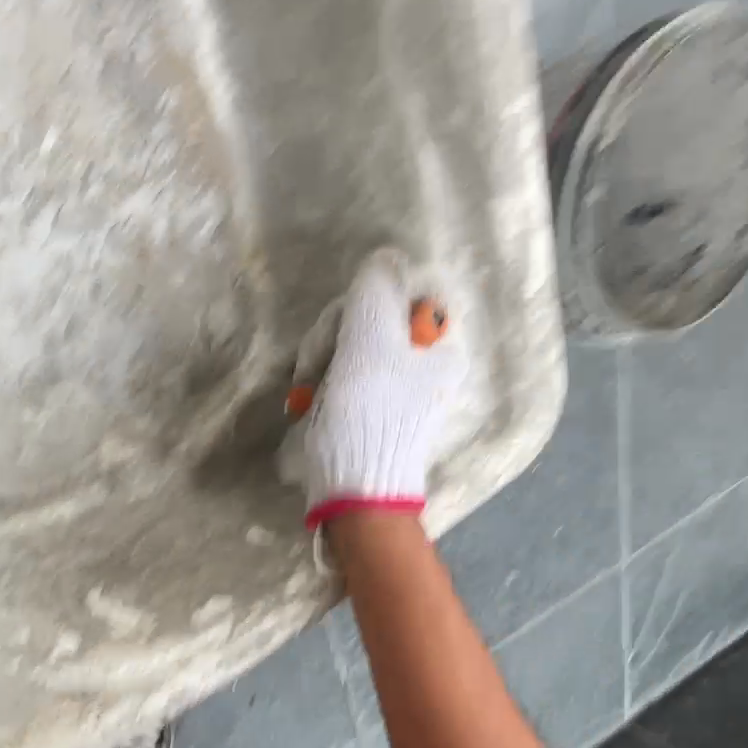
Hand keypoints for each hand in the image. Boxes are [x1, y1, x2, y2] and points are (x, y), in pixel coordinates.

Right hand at [303, 248, 466, 529]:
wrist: (351, 490)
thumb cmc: (365, 416)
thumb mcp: (368, 345)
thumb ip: (374, 294)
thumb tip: (385, 256)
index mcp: (439, 345)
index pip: (397, 292)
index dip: (361, 304)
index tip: (342, 331)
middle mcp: (423, 361)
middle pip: (368, 318)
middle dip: (332, 338)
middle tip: (315, 368)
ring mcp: (395, 385)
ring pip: (348, 345)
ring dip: (319, 362)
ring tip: (308, 392)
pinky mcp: (368, 406)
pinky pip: (341, 374)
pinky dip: (321, 383)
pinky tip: (310, 402)